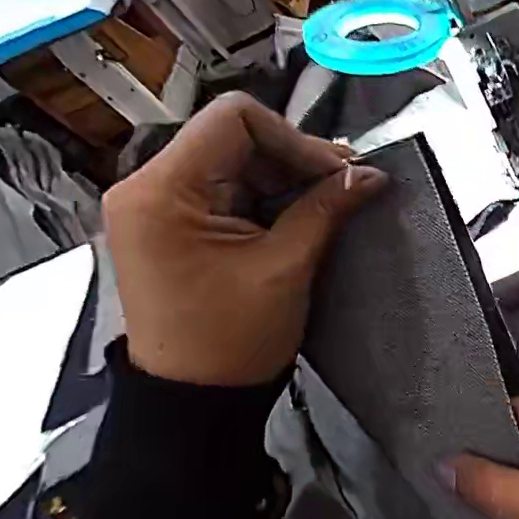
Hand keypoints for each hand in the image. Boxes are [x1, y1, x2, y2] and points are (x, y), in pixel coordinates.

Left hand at [104, 93, 388, 386]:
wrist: (194, 400)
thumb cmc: (231, 340)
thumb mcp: (286, 268)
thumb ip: (326, 209)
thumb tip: (370, 174)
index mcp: (161, 191)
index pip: (234, 119)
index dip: (295, 138)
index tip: (337, 172)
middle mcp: (148, 186)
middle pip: (234, 136)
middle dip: (295, 158)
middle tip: (345, 185)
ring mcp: (158, 204)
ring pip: (236, 160)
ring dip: (286, 176)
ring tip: (330, 200)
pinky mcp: (174, 223)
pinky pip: (228, 187)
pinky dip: (269, 195)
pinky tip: (302, 213)